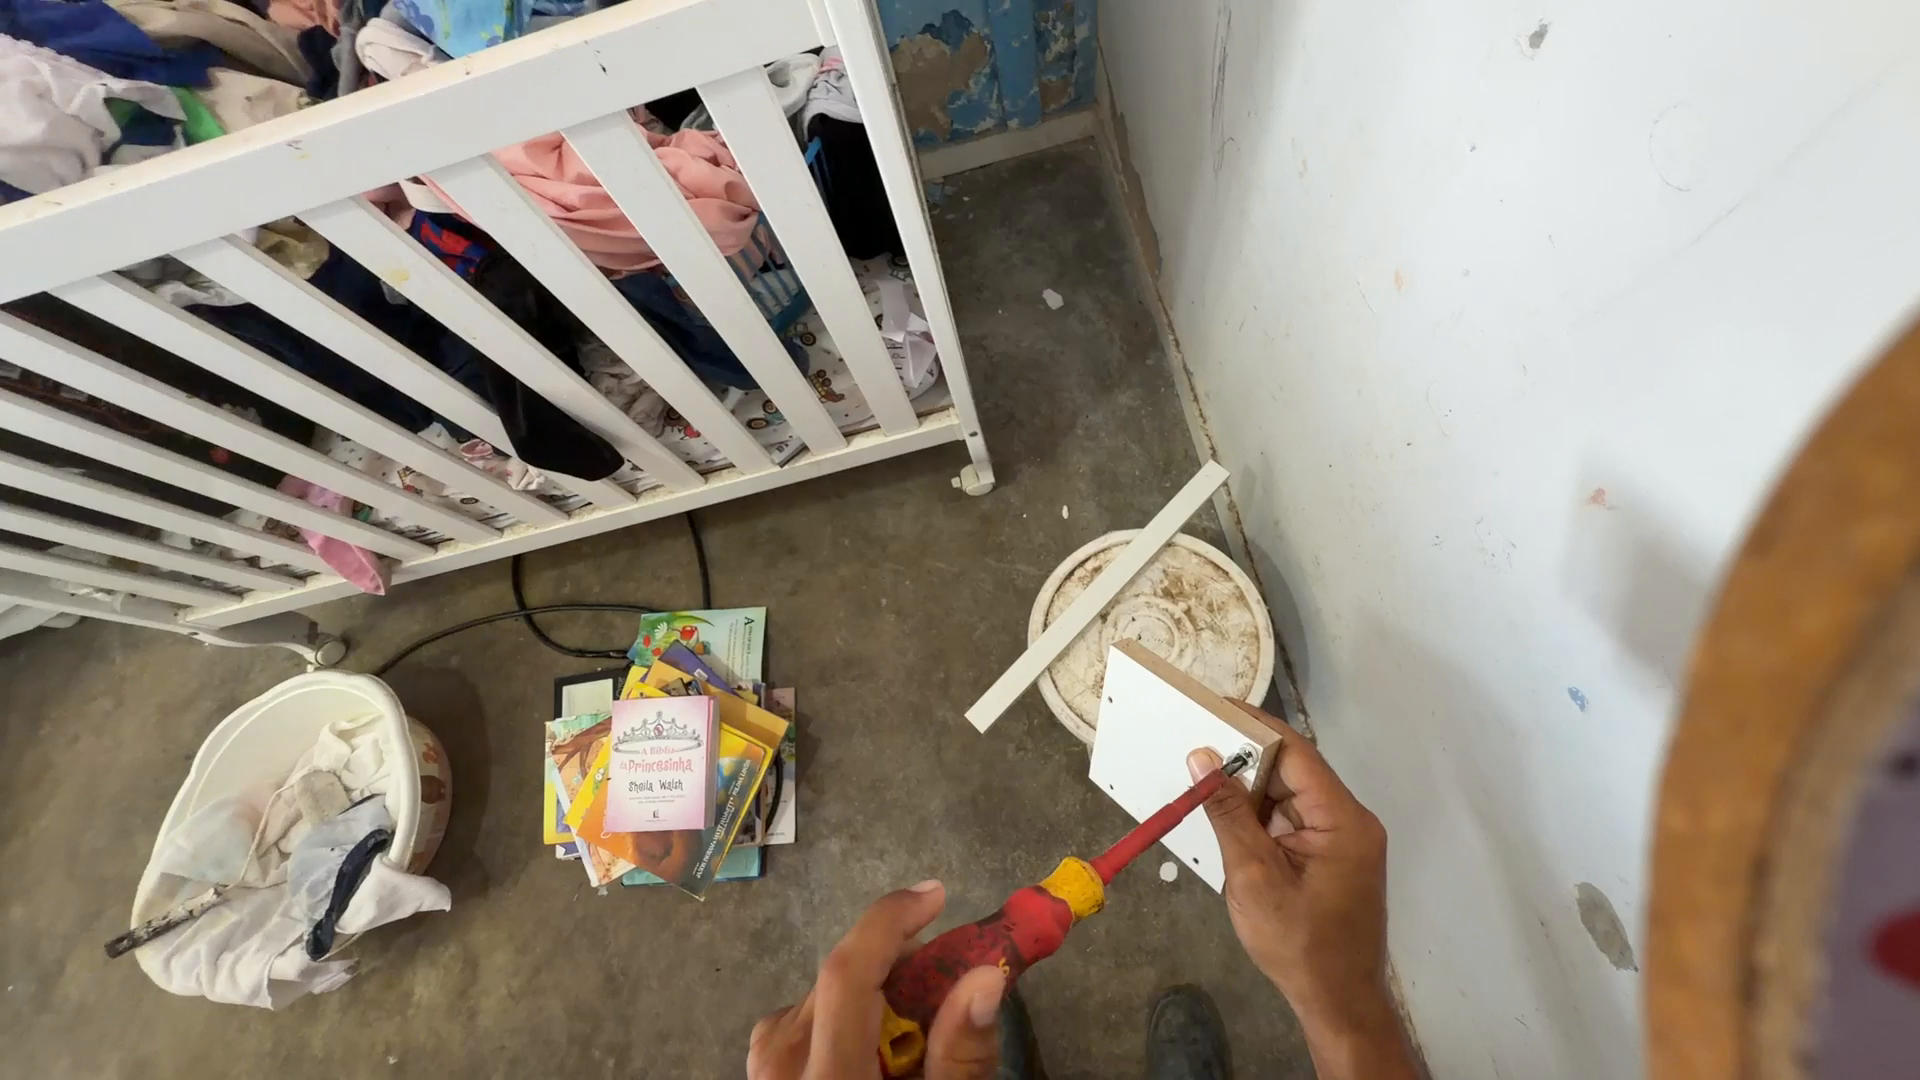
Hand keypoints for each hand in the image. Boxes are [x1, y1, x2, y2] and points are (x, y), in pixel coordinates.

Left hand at [747, 880, 1007, 1079]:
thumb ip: (960, 1057)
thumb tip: (987, 976)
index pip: (848, 973)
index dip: (890, 920)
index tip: (936, 894)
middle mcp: (781, 1071)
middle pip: (836, 980)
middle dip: (896, 959)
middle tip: (948, 968)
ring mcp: (762, 1076)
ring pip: (817, 997)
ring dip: (870, 989)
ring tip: (911, 1017)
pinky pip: (798, 1023)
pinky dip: (840, 1013)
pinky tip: (868, 1041)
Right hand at [1190, 706, 1414, 1078]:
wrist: (1337, 1005)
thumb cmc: (1298, 942)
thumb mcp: (1253, 874)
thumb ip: (1228, 810)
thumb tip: (1202, 756)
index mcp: (1342, 819)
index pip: (1296, 752)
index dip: (1254, 725)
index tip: (1214, 706)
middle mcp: (1347, 820)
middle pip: (1291, 770)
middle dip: (1243, 757)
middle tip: (1195, 740)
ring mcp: (1339, 839)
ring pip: (1286, 794)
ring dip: (1246, 787)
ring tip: (1201, 772)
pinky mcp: (1327, 855)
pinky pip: (1287, 817)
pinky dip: (1255, 813)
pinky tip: (1223, 811)